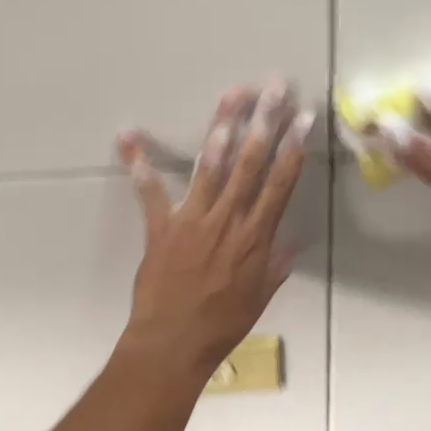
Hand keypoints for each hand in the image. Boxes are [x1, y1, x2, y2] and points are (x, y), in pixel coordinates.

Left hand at [114, 82, 313, 380]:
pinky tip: (127, 135)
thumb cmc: (222, 324)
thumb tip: (292, 239)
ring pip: (211, 165)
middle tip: (273, 86)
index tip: (302, 116)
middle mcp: (228, 219)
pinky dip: (138, 163)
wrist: (173, 343)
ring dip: (222, 126)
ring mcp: (193, 219)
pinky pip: (149, 191)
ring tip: (232, 93)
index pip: (280, 183)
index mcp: (255, 236)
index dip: (293, 146)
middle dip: (264, 121)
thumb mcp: (260, 297)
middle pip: (250, 162)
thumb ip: (275, 264)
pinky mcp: (161, 227)